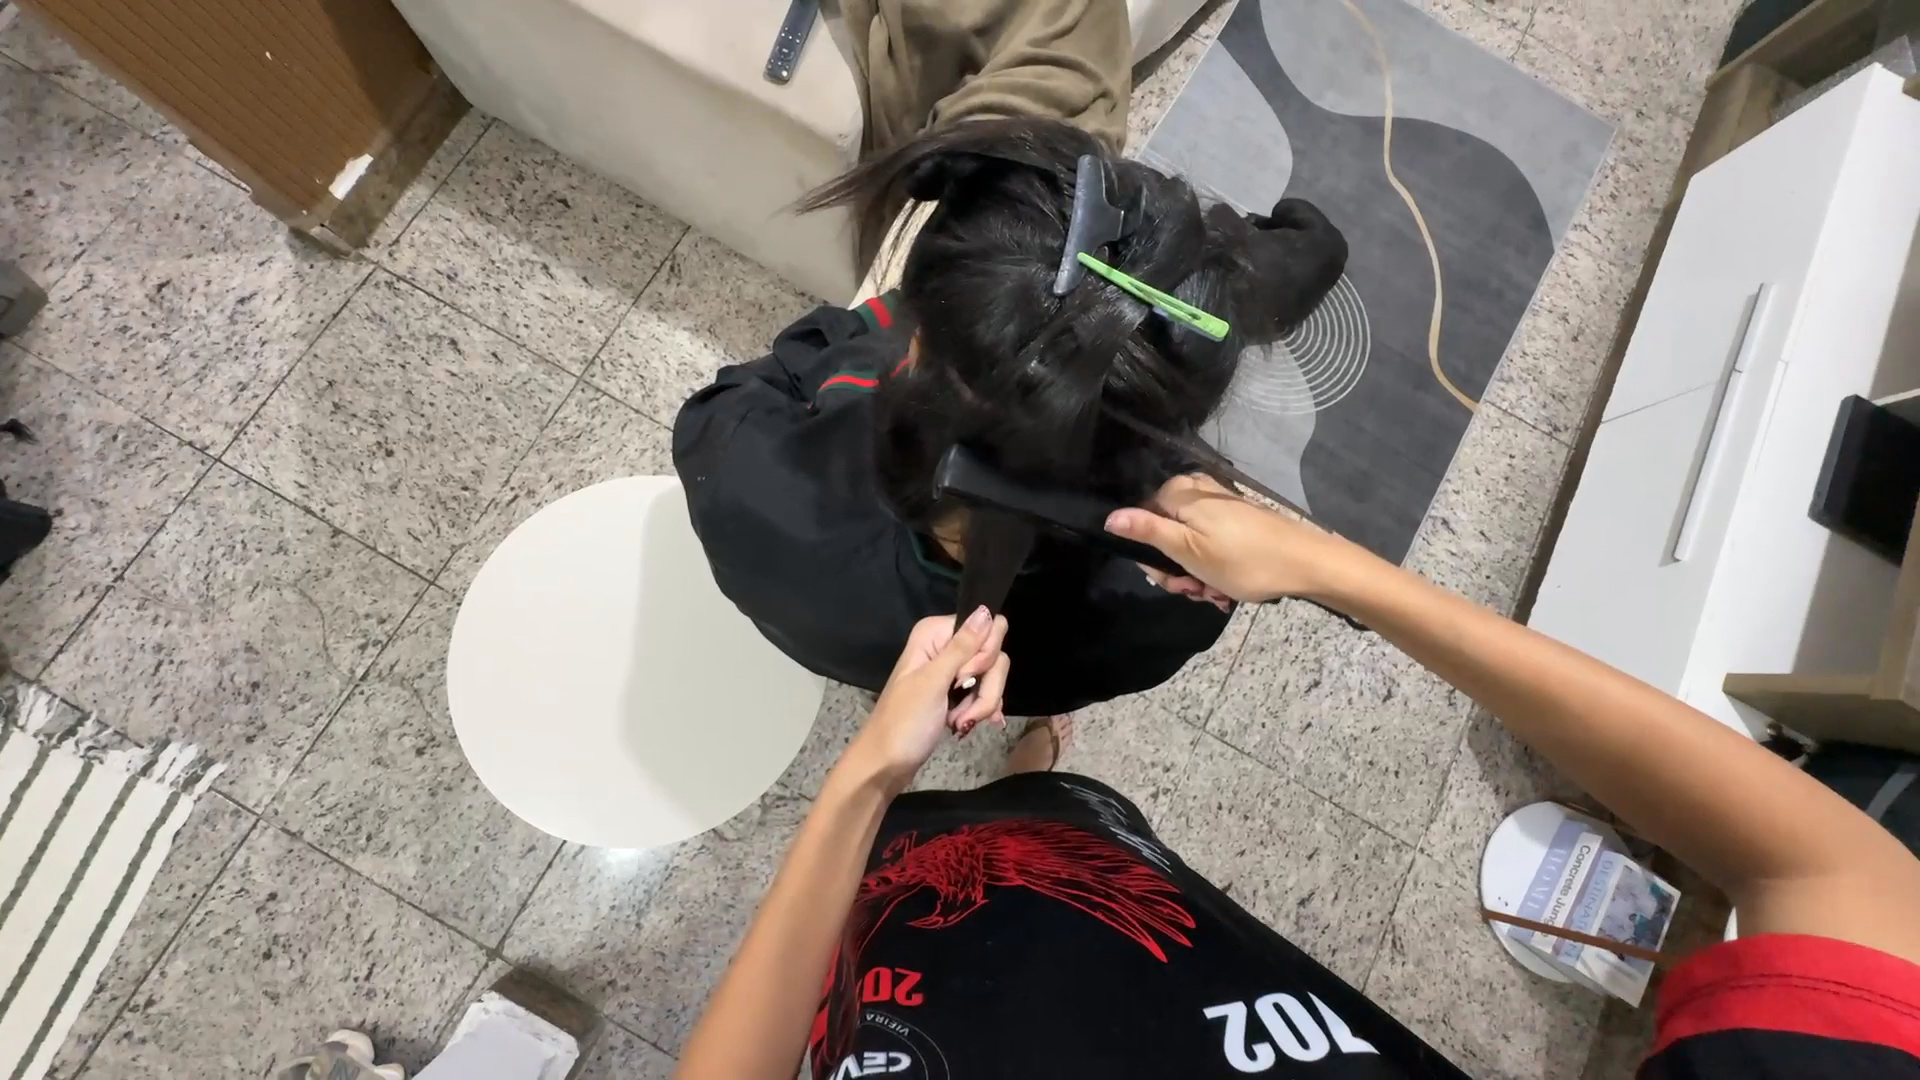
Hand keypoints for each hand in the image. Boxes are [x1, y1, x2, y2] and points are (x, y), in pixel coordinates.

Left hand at [836, 608, 1009, 794]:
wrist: (886, 764)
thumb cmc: (904, 722)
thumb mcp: (933, 682)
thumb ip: (962, 647)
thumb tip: (987, 610)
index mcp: (934, 634)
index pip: (986, 627)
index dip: (983, 656)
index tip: (964, 679)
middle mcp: (944, 645)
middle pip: (993, 655)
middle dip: (986, 687)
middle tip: (962, 709)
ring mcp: (952, 670)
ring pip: (992, 676)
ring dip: (982, 704)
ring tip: (959, 723)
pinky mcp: (957, 692)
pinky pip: (985, 692)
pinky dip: (981, 710)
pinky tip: (969, 725)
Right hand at [1105, 474, 1362, 603]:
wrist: (1307, 564)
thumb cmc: (1242, 560)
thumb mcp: (1187, 550)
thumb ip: (1147, 531)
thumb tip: (1110, 517)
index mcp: (1181, 494)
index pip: (1142, 519)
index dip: (1150, 554)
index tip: (1171, 579)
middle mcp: (1197, 493)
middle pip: (1164, 533)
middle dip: (1176, 568)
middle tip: (1195, 589)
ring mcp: (1218, 507)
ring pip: (1187, 544)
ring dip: (1195, 574)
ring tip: (1215, 593)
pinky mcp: (1236, 521)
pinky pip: (1210, 544)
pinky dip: (1213, 568)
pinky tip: (1225, 587)